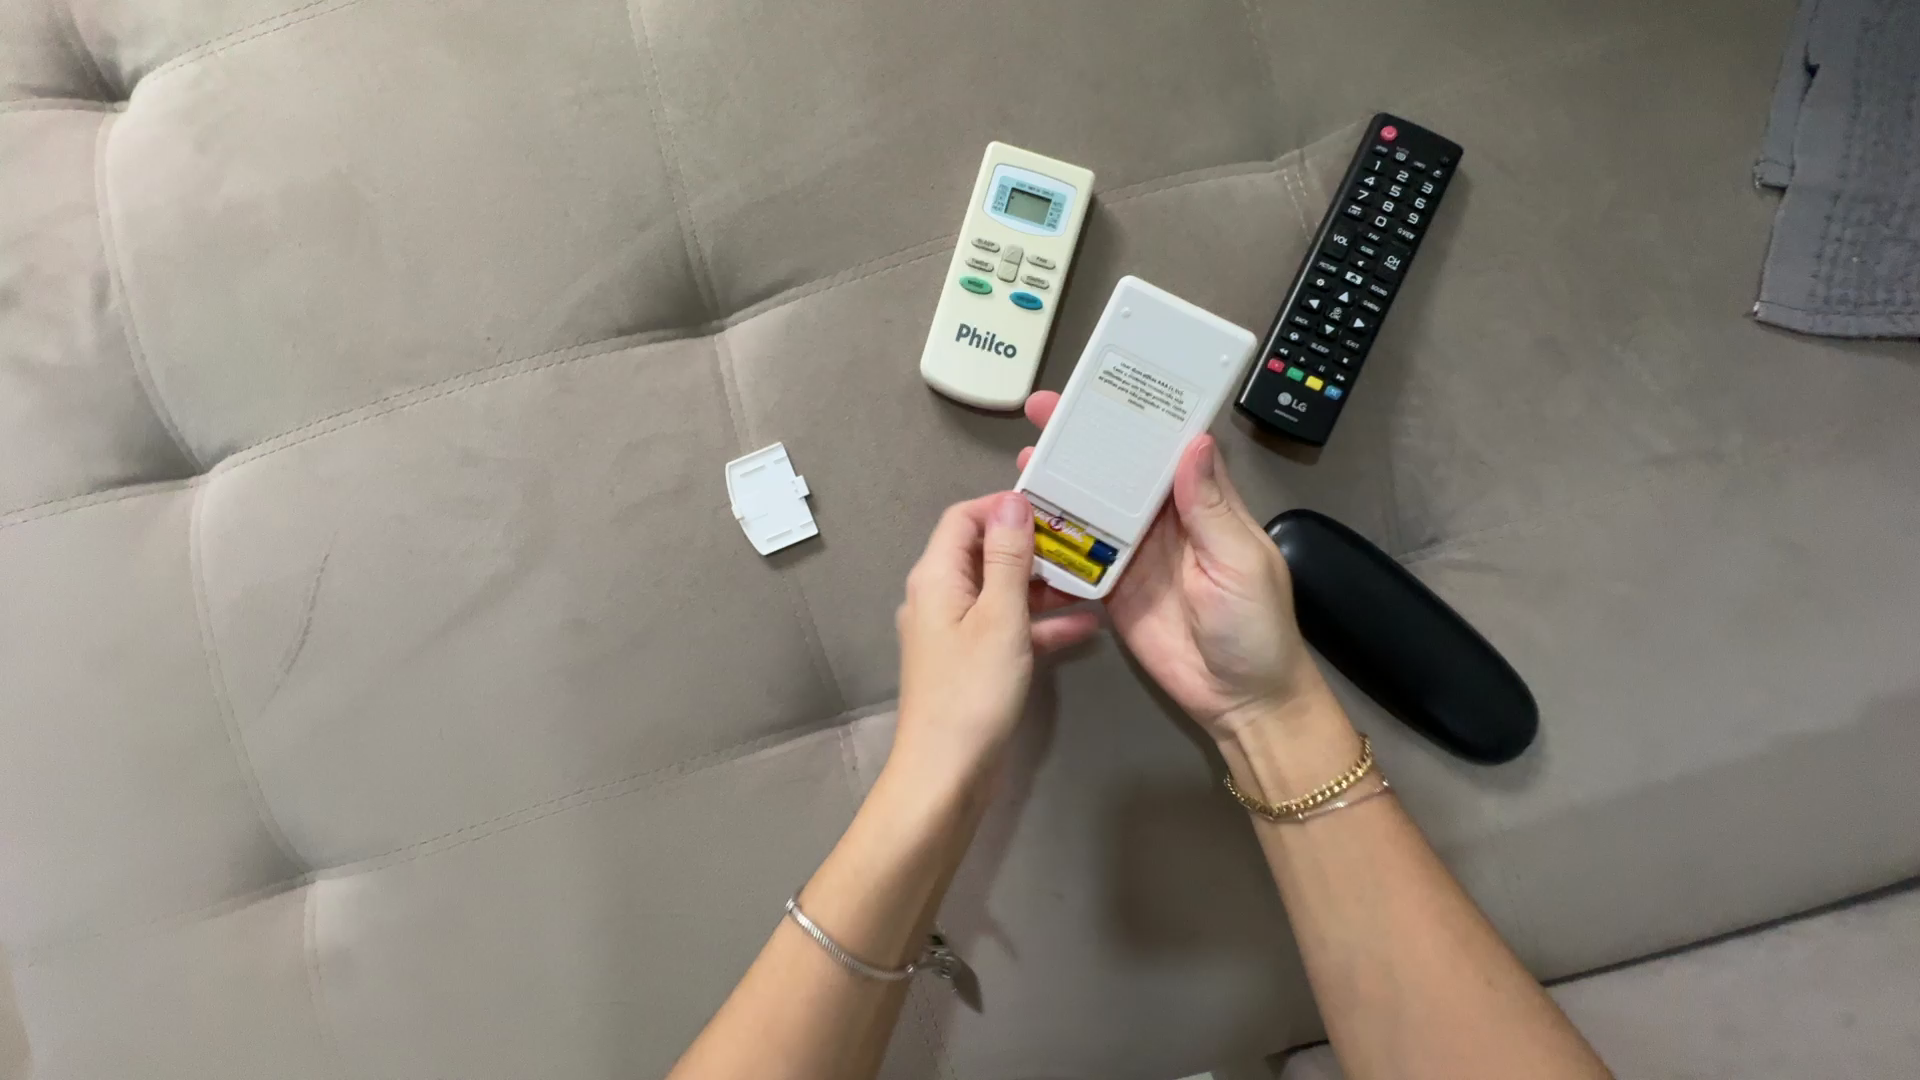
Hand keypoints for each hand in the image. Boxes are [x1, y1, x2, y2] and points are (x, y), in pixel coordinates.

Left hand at [891, 492, 1101, 786]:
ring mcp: (954, 630)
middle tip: (1081, 542)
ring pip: (1000, 591)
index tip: (1052, 507)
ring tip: (1091, 579)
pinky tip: (1086, 627)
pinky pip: (1006, 627)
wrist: (946, 773)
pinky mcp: (970, 660)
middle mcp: (939, 596)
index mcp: (936, 576)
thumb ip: (1007, 557)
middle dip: (1032, 545)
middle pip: (984, 552)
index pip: (964, 517)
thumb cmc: (973, 690)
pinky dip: (1039, 623)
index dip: (1004, 506)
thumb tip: (1012, 502)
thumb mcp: (1000, 616)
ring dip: (1042, 585)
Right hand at [1018, 393, 1325, 739]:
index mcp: (1202, 504)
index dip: (1136, 417)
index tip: (1103, 389)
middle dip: (1083, 442)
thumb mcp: (1242, 562)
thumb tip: (1194, 443)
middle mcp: (1163, 521)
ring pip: (1092, 509)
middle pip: (1118, 472)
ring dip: (1061, 486)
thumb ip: (1212, 507)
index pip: (1166, 448)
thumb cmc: (1256, 628)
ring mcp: (1134, 554)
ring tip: (1027, 461)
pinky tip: (1027, 523)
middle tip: (1044, 414)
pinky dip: (1053, 540)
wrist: (1238, 700)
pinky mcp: (1111, 588)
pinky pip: (1078, 557)